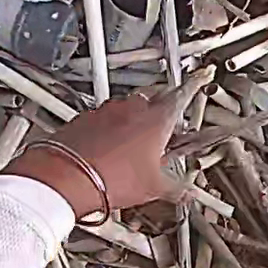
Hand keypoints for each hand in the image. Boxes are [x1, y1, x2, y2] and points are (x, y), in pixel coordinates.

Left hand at [6, 91, 183, 216]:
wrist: (64, 178)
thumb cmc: (109, 178)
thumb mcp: (153, 188)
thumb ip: (176, 188)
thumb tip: (186, 192)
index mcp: (157, 119)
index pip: (184, 94)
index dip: (196, 83)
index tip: (203, 75)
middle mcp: (133, 108)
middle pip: (156, 97)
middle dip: (164, 108)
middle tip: (168, 127)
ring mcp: (107, 110)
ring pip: (129, 106)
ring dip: (136, 118)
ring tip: (137, 142)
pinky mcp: (84, 117)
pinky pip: (104, 116)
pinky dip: (111, 126)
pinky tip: (110, 147)